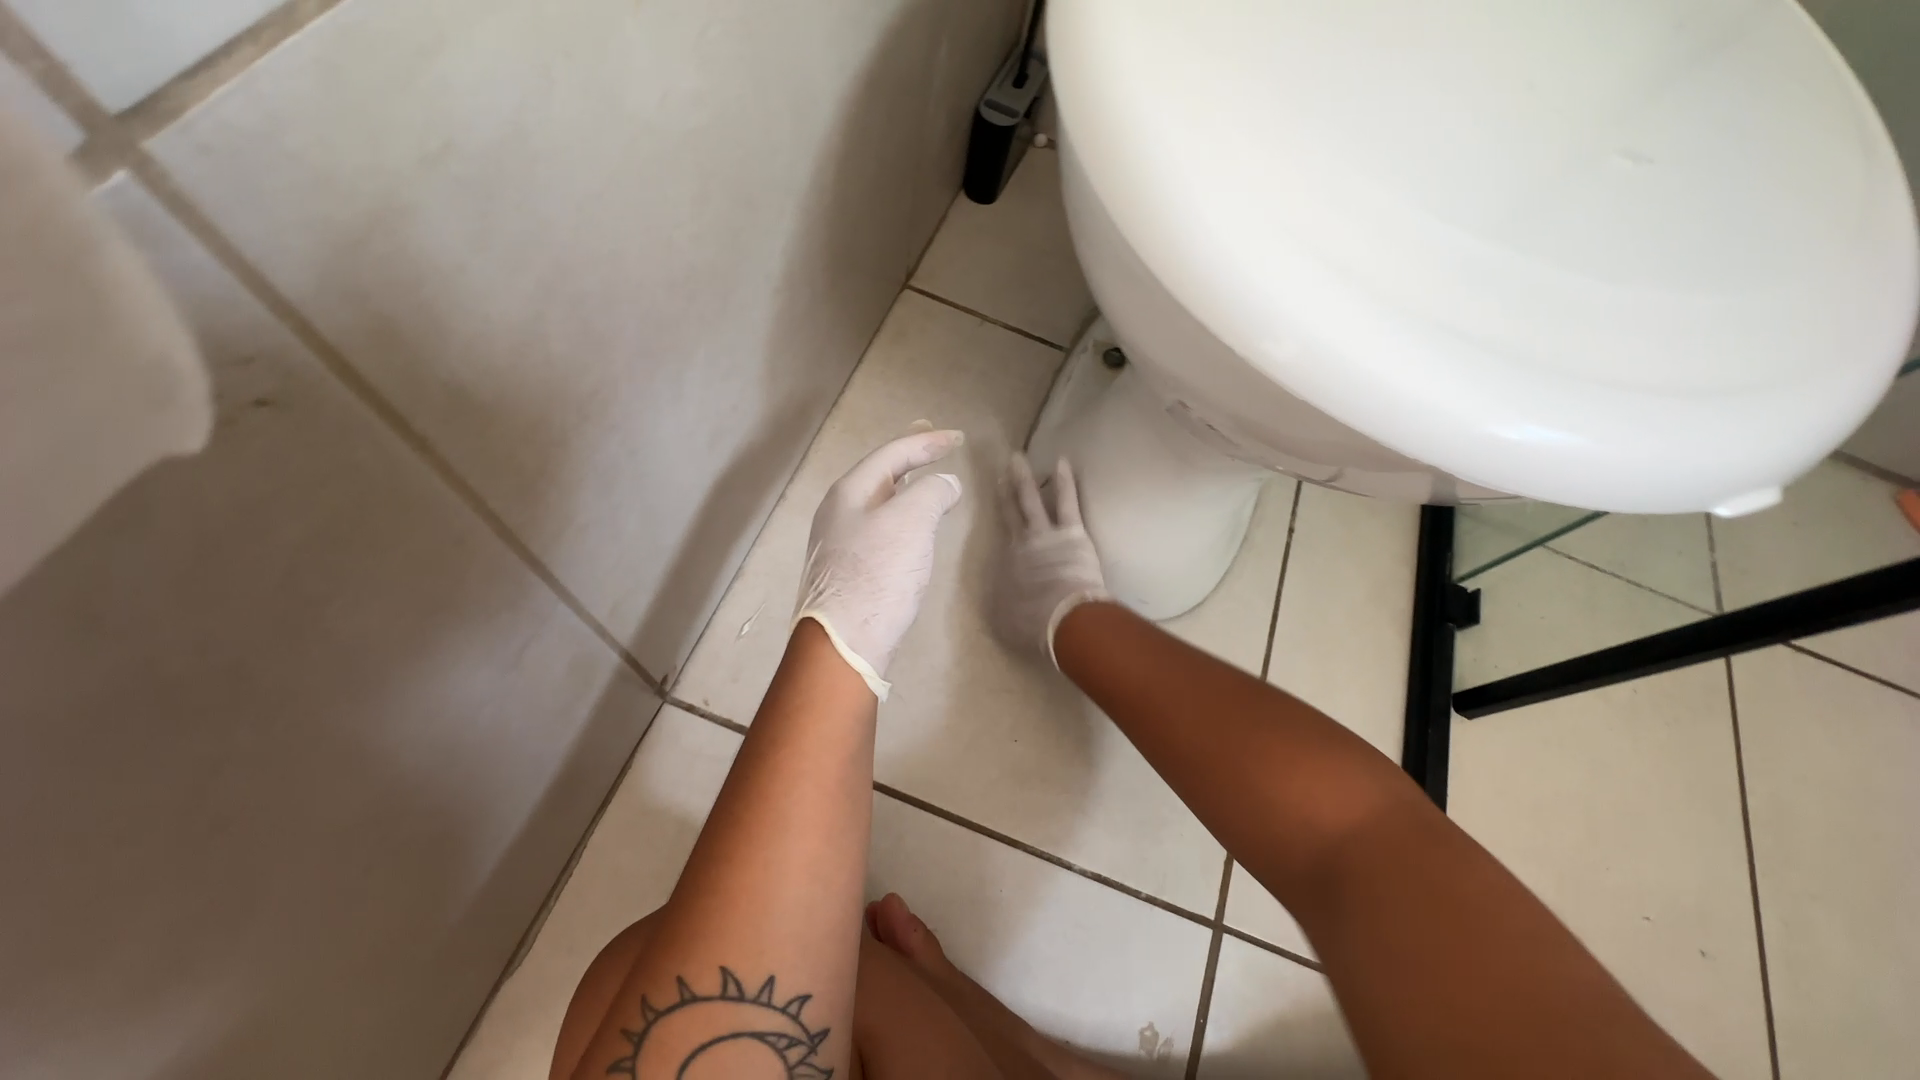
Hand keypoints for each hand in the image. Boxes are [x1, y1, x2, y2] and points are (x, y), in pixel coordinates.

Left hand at [794, 428, 965, 699]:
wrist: (845, 642)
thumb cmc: (878, 575)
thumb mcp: (912, 521)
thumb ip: (932, 492)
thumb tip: (944, 484)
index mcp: (850, 492)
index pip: (891, 454)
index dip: (926, 441)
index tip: (958, 438)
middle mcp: (838, 512)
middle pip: (878, 474)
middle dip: (907, 457)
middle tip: (931, 441)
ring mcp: (838, 544)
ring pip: (876, 503)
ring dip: (903, 487)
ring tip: (923, 480)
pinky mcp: (847, 572)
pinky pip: (877, 529)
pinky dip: (899, 516)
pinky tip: (909, 529)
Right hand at [992, 453, 1109, 665]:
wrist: (1061, 619)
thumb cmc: (1033, 624)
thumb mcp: (1005, 618)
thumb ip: (1001, 602)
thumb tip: (996, 596)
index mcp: (1008, 564)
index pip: (1001, 536)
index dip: (997, 517)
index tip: (993, 500)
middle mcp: (1022, 544)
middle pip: (1011, 512)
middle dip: (1005, 490)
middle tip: (1000, 469)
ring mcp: (1046, 535)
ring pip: (1031, 500)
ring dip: (1024, 479)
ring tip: (1019, 458)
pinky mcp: (1072, 533)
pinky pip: (1066, 501)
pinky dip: (1063, 480)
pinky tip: (1062, 461)